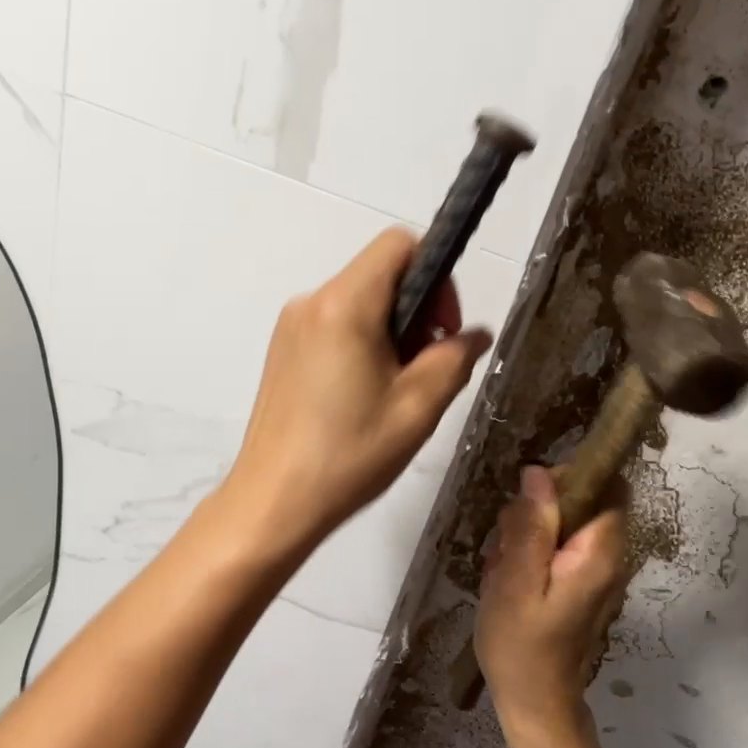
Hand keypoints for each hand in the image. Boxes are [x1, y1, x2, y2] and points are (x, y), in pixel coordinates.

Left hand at [223, 228, 492, 554]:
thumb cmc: (348, 455)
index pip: (401, 244)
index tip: (443, 330)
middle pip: (380, 274)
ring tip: (398, 393)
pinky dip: (362, 346)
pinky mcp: (282, 352)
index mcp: (344, 304)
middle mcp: (312, 302)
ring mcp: (291, 327)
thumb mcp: (418, 409)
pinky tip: (366, 398)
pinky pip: (335, 326)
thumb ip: (455, 359)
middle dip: (417, 311)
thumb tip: (475, 334)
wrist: (271, 503)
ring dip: (391, 333)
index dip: (437, 275)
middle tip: (428, 370)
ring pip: (359, 303)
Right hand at [476, 466, 630, 735]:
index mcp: (600, 554)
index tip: (529, 499)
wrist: (536, 704)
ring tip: (503, 567)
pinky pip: (560, 550)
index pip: (607, 486)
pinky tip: (510, 580)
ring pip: (566, 525)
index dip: (569, 478)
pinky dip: (533, 556)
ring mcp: (599, 574)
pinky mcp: (584, 587)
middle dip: (539, 509)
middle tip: (506, 543)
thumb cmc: (521, 646)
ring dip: (529, 534)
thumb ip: (530, 526)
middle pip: (584, 502)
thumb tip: (539, 473)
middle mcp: (611, 559)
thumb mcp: (514, 582)